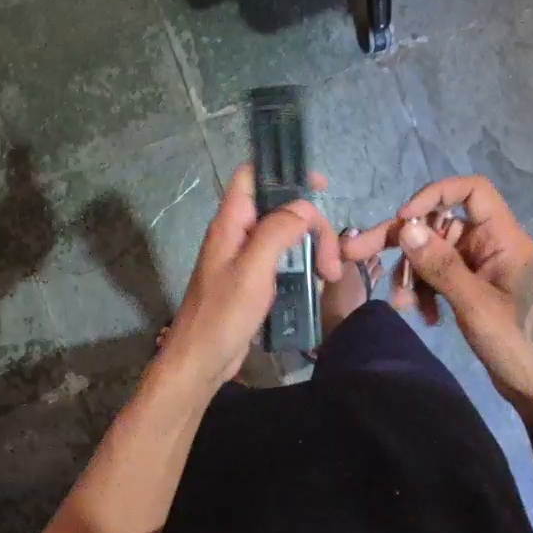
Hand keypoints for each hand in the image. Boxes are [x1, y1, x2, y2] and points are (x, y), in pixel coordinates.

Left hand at [157, 164, 341, 391]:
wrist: (202, 360)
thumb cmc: (222, 315)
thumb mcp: (252, 269)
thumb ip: (276, 232)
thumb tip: (303, 208)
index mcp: (230, 223)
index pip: (251, 177)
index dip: (283, 172)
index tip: (319, 186)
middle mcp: (237, 235)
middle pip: (279, 208)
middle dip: (311, 225)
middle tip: (331, 259)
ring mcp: (245, 258)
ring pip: (285, 235)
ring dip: (311, 247)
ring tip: (330, 274)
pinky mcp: (253, 281)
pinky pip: (282, 260)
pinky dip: (303, 265)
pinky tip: (318, 281)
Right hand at [343, 176, 532, 413]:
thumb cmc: (519, 344)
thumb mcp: (475, 305)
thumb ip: (440, 265)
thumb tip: (406, 227)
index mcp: (503, 238)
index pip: (471, 190)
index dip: (434, 196)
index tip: (403, 220)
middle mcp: (491, 245)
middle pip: (440, 224)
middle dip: (401, 240)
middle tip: (355, 251)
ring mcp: (481, 268)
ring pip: (433, 252)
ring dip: (411, 274)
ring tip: (402, 304)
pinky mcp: (472, 289)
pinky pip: (439, 276)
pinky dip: (425, 291)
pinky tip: (424, 316)